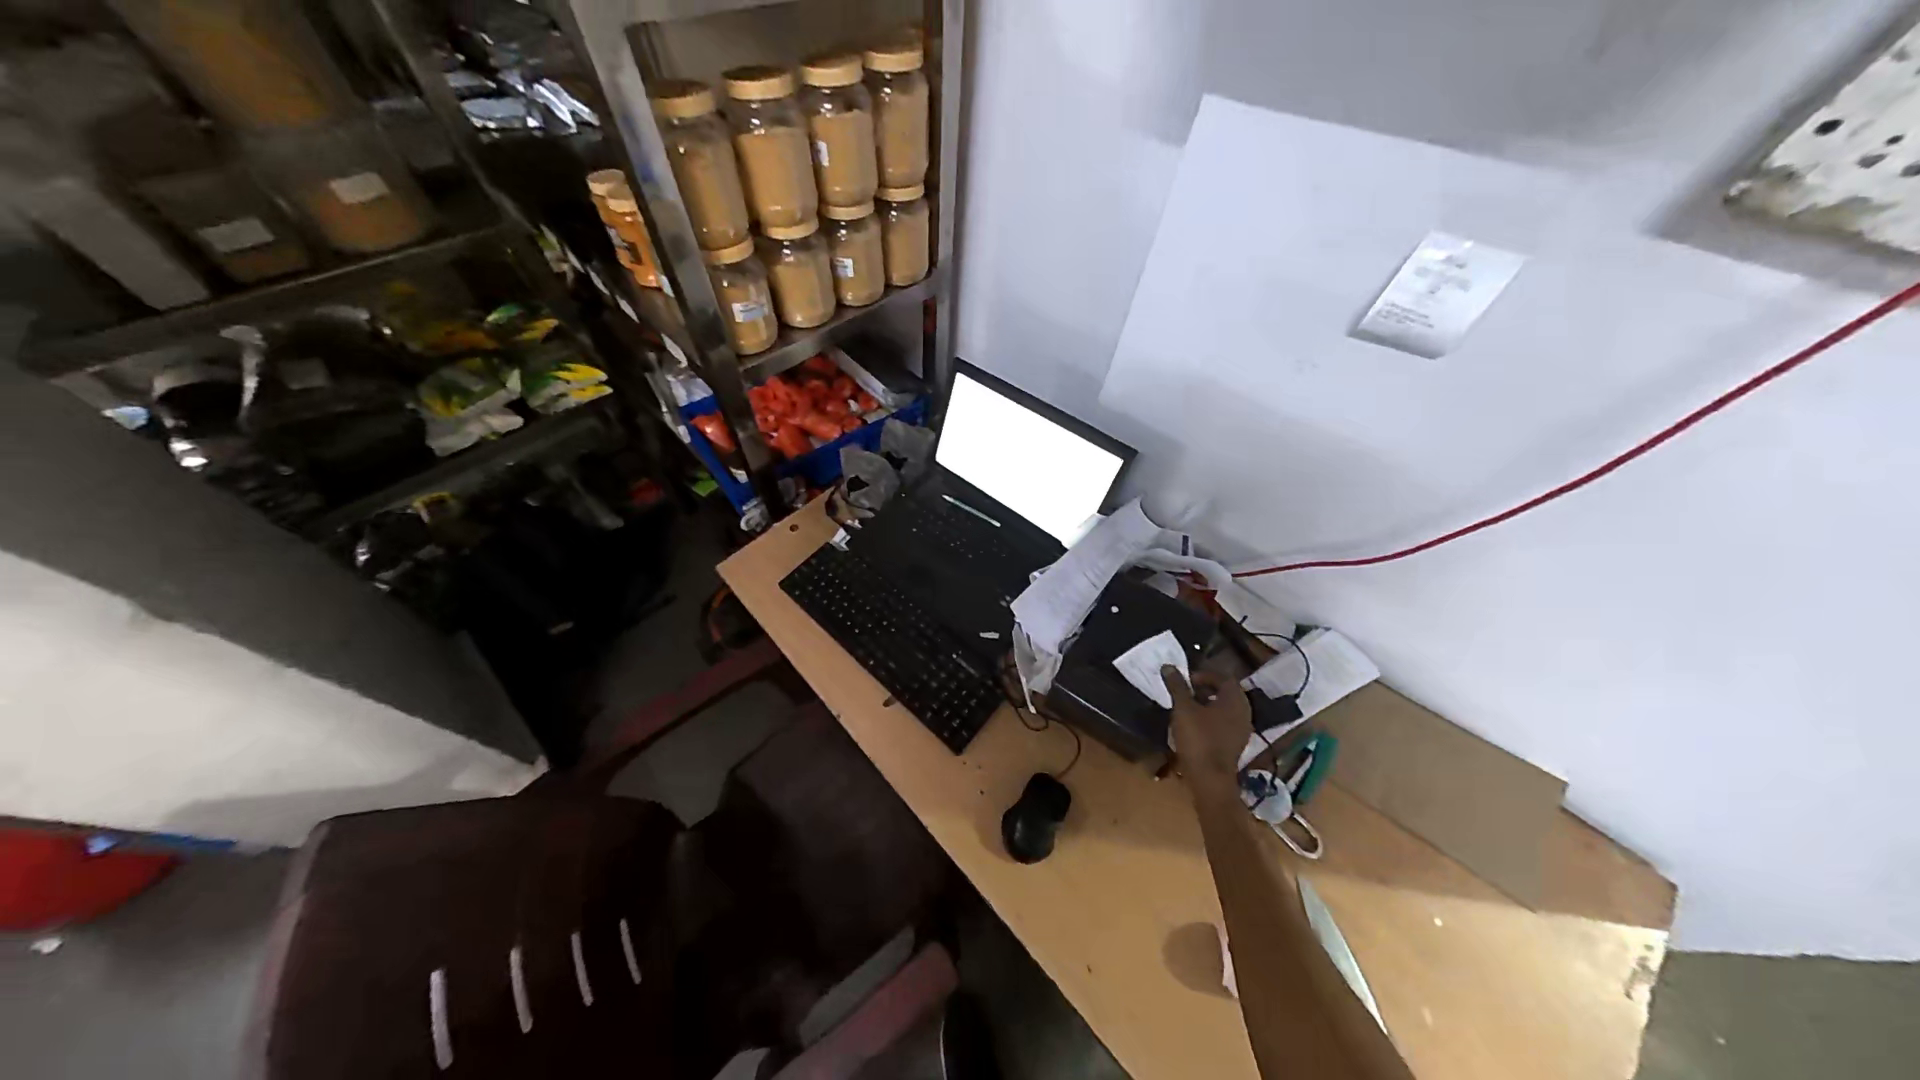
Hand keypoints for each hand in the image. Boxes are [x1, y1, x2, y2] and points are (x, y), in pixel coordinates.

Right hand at [1162, 666, 1251, 781]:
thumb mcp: (1183, 708)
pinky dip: (1211, 719)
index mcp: (1235, 700)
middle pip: (1226, 693)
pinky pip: (1225, 723)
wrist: (1210, 779)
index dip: (1204, 675)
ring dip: (1207, 704)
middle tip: (1186, 691)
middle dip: (1206, 689)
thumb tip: (1169, 666)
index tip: (1186, 680)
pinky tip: (1194, 726)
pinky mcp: (1236, 744)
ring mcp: (1242, 730)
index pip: (1224, 677)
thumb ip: (1177, 686)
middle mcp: (1244, 712)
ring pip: (1225, 709)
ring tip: (1187, 708)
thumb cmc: (1198, 738)